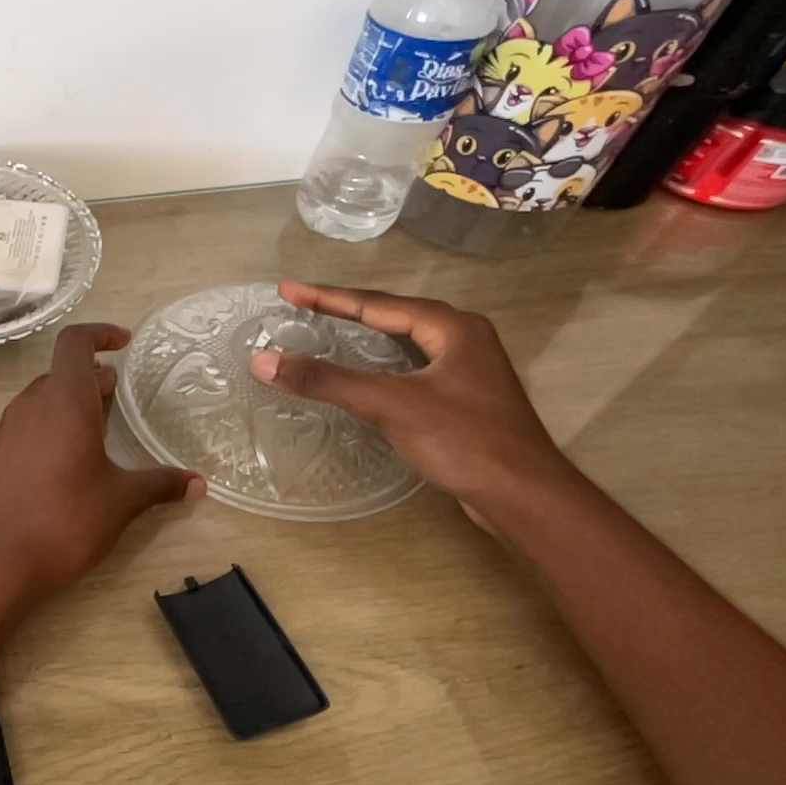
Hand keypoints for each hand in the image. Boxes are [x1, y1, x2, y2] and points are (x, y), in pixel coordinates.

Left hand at [0, 323, 204, 595]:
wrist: (0, 558)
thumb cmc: (66, 519)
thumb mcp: (122, 500)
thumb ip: (160, 484)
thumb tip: (197, 484)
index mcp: (63, 401)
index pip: (75, 343)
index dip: (100, 334)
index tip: (125, 343)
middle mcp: (31, 405)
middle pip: (60, 372)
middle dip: (91, 374)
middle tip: (118, 390)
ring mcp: (10, 429)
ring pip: (42, 397)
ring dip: (70, 399)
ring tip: (100, 420)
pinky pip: (29, 422)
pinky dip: (52, 422)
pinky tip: (71, 454)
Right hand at [249, 282, 576, 510]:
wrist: (522, 494)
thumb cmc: (462, 439)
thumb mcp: (389, 404)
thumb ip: (326, 380)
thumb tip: (263, 360)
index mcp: (453, 328)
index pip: (377, 304)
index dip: (328, 297)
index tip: (287, 290)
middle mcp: (463, 339)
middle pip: (393, 315)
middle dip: (345, 309)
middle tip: (302, 306)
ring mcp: (466, 370)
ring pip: (404, 340)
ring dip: (364, 334)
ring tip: (326, 329)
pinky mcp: (461, 398)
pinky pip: (409, 366)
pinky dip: (378, 362)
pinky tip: (362, 373)